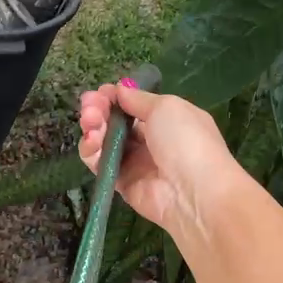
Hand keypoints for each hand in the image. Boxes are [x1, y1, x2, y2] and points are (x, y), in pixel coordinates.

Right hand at [77, 81, 241, 238]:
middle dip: (98, 110)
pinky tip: (91, 141)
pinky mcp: (121, 182)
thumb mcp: (166, 107)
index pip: (132, 105)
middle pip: (114, 121)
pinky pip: (99, 163)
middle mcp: (149, 139)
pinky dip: (91, 151)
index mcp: (166, 119)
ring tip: (90, 122)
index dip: (113, 97)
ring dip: (92, 127)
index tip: (100, 92)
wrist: (194, 192)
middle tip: (88, 107)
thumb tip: (119, 89)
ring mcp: (134, 161)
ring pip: (104, 140)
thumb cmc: (186, 141)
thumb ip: (137, 99)